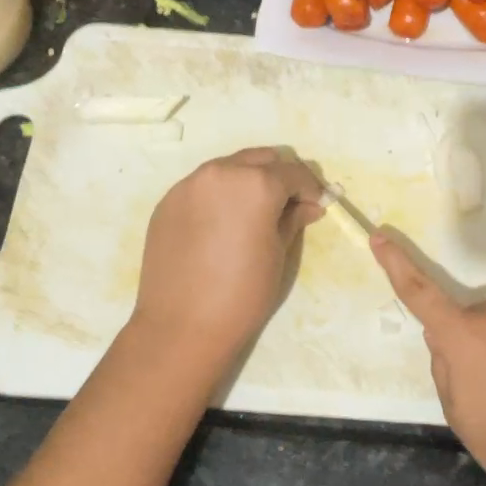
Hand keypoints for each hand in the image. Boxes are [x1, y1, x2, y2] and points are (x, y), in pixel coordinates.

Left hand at [132, 147, 324, 361]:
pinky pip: (202, 187)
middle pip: (260, 159)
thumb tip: (308, 206)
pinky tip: (223, 225)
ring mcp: (188, 185)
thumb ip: (293, 220)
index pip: (293, 172)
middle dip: (279, 176)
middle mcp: (220, 172)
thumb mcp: (279, 255)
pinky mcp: (167, 202)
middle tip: (289, 204)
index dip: (311, 188)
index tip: (317, 205)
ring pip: (228, 168)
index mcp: (254, 184)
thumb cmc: (242, 293)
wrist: (182, 326)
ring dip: (248, 181)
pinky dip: (220, 195)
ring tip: (255, 213)